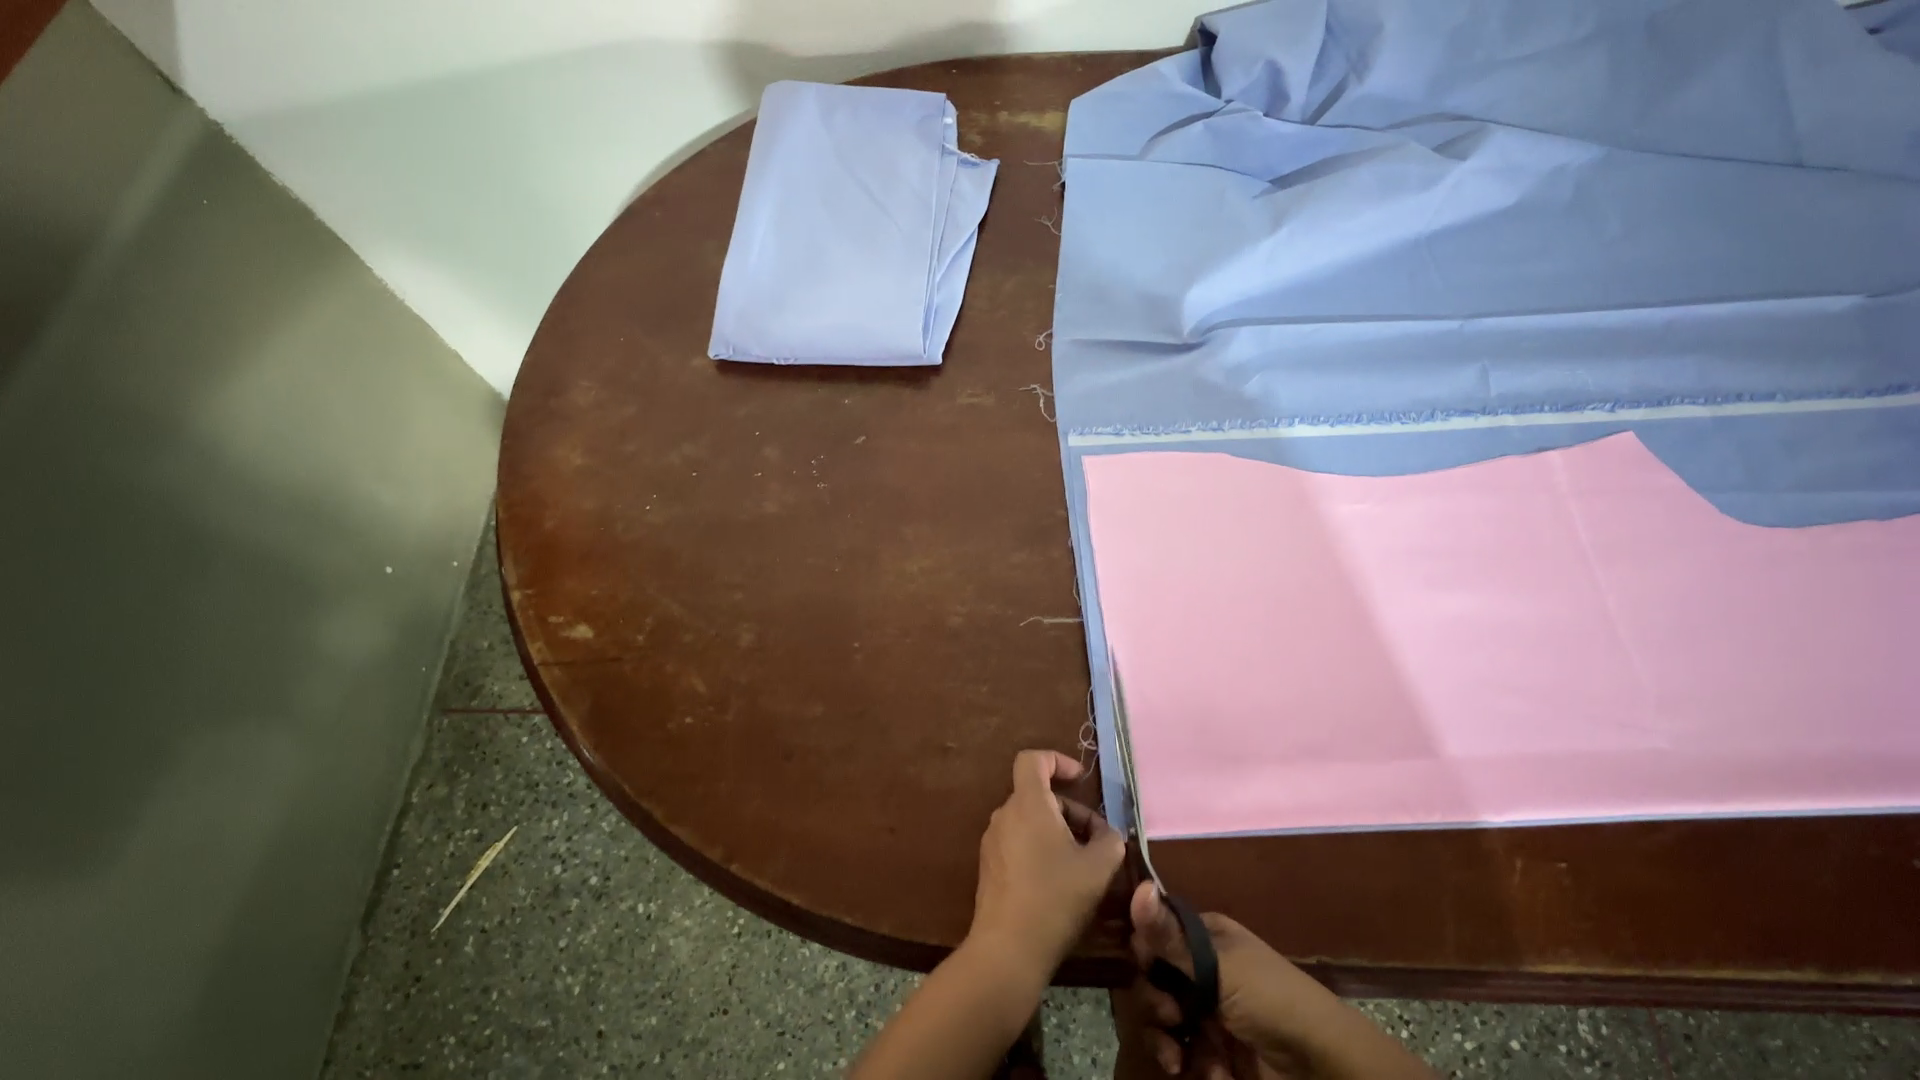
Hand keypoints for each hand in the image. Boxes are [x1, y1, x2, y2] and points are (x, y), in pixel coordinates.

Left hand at [968, 750, 1126, 971]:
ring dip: (1058, 832)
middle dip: (1071, 811)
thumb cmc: (1056, 898)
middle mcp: (1004, 816)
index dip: (1058, 761)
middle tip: (1098, 841)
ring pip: (1029, 821)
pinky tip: (1060, 883)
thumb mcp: (1099, 867)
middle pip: (1037, 795)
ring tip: (1083, 865)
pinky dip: (1041, 849)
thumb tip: (1107, 834)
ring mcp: (992, 842)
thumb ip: (1110, 840)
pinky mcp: (989, 867)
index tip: (1081, 780)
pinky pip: (1018, 842)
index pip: (1033, 760)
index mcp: (1027, 804)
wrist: (1008, 948)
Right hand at [1130, 883, 1434, 1079]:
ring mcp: (1206, 1010)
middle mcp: (1202, 969)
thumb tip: (1139, 886)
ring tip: (1179, 1059)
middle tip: (1171, 1017)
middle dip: (1154, 1004)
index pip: (1155, 935)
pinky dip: (1186, 1061)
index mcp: (1206, 938)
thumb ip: (1171, 937)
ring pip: (1160, 1019)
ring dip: (1165, 1040)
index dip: (1144, 954)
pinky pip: (1178, 1049)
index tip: (1145, 970)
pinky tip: (1208, 1070)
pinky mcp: (1212, 1047)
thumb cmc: (1270, 1000)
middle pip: (1152, 980)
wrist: (1318, 1065)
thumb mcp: (1218, 967)